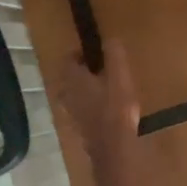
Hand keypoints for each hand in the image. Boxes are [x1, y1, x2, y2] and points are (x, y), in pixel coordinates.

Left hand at [57, 38, 141, 158]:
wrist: (113, 147)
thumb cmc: (115, 106)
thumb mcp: (120, 75)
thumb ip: (114, 54)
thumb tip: (110, 38)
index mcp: (73, 78)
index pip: (69, 59)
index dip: (81, 53)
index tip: (96, 53)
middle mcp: (66, 94)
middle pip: (71, 78)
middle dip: (85, 72)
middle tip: (104, 70)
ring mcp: (71, 113)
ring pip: (76, 95)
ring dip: (88, 90)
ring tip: (107, 90)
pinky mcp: (79, 128)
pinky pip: (82, 110)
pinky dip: (91, 106)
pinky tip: (107, 110)